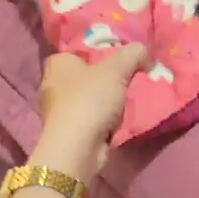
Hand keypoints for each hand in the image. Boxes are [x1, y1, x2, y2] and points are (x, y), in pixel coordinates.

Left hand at [29, 43, 149, 179]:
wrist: (77, 147)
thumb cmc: (90, 99)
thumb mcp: (116, 69)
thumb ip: (133, 54)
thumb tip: (145, 53)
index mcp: (57, 63)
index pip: (81, 50)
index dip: (102, 51)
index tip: (122, 57)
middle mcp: (52, 84)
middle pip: (87, 74)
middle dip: (108, 77)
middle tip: (131, 77)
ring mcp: (58, 110)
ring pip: (90, 97)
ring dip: (108, 100)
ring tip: (131, 98)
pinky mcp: (68, 131)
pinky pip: (91, 118)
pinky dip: (104, 118)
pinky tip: (121, 119)